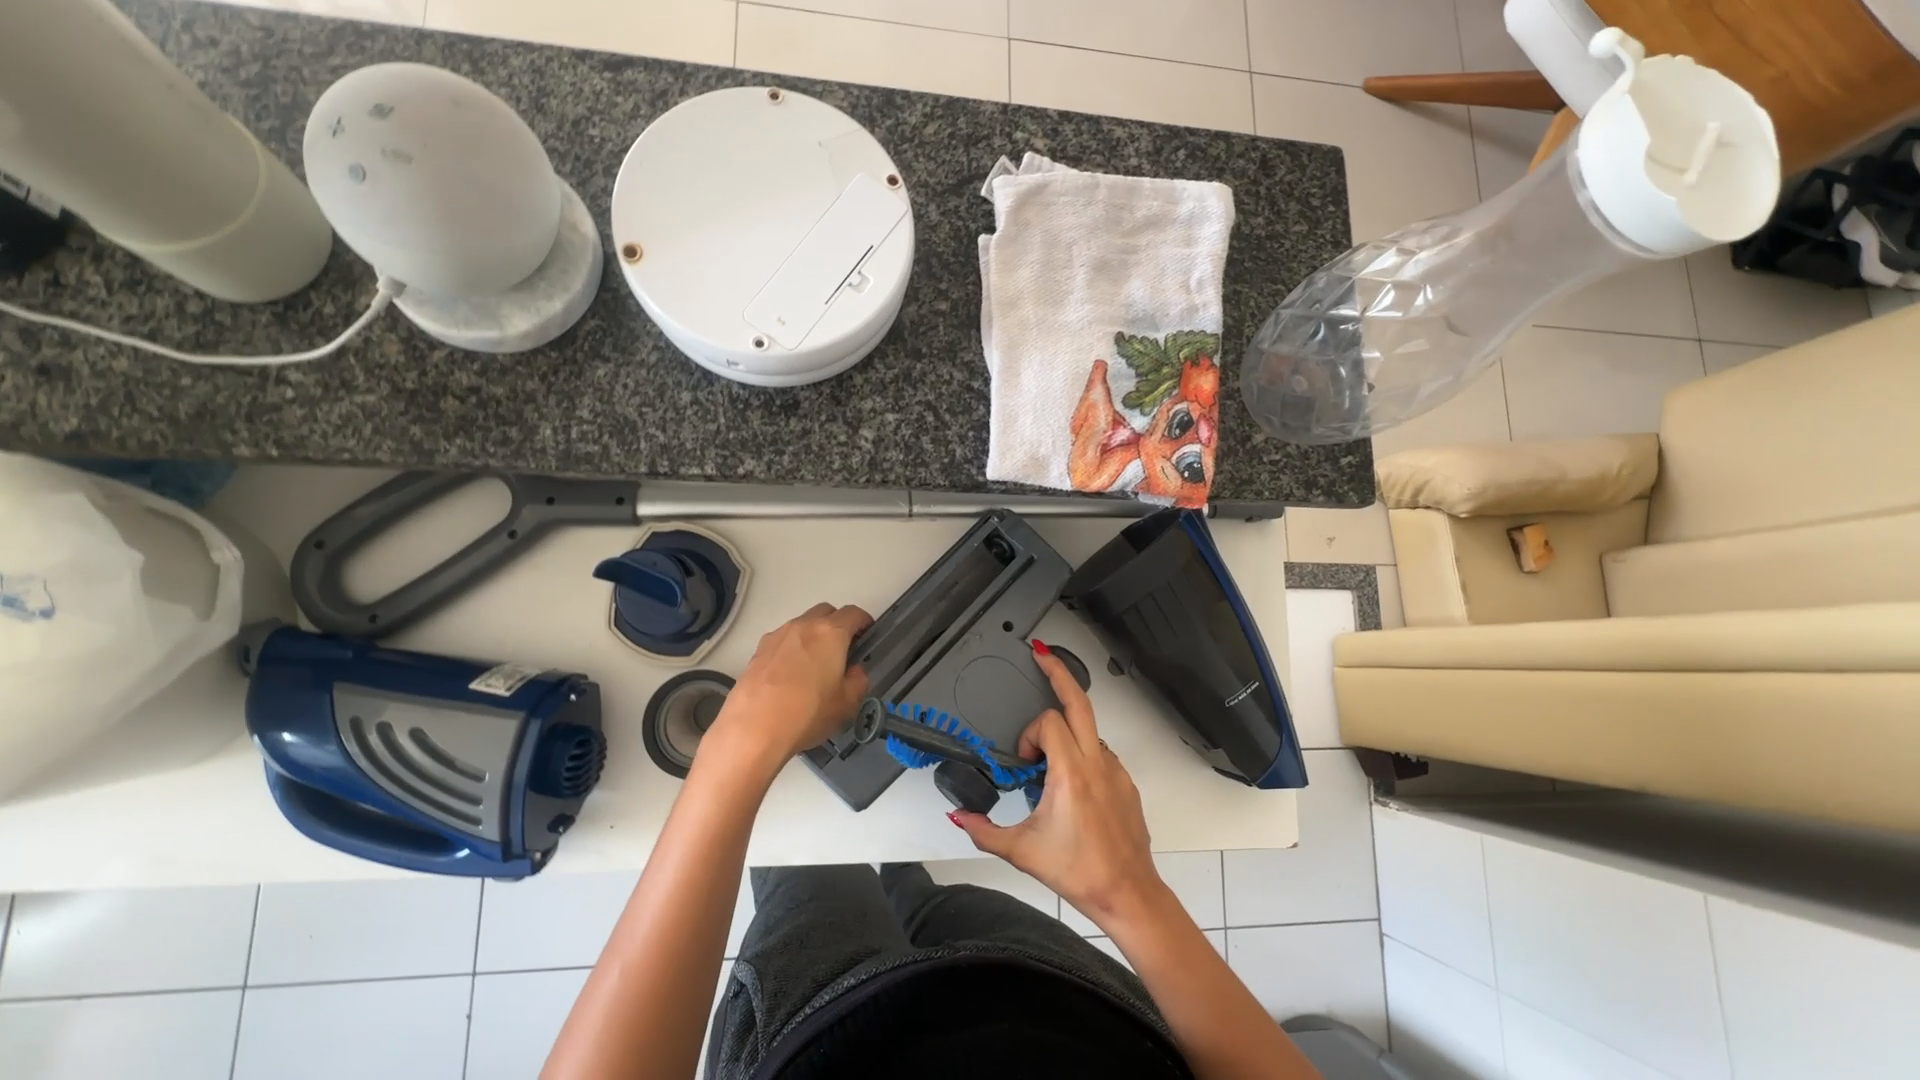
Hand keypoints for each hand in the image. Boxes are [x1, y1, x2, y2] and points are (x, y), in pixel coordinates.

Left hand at [704, 603, 872, 774]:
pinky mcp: (758, 650)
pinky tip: (789, 676)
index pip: (854, 614)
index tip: (867, 634)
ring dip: (812, 636)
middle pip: (826, 612)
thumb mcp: (846, 704)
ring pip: (802, 625)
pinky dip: (792, 649)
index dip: (864, 622)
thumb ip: (858, 681)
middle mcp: (803, 626)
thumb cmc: (807, 713)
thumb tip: (855, 671)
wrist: (753, 728)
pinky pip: (782, 641)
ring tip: (814, 665)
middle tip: (843, 649)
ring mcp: (777, 636)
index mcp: (831, 633)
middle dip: (838, 624)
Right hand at [952, 643, 1164, 929]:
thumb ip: (984, 829)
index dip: (1029, 734)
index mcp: (1071, 774)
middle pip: (1080, 701)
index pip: (1048, 722)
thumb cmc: (1080, 872)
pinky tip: (1070, 785)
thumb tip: (960, 817)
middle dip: (1059, 673)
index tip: (1023, 760)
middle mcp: (1097, 764)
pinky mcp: (1127, 784)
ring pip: (1089, 730)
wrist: (1127, 892)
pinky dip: (1083, 755)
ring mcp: (1116, 772)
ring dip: (1066, 731)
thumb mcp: (1022, 851)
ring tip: (1047, 759)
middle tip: (1041, 655)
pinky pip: (1101, 754)